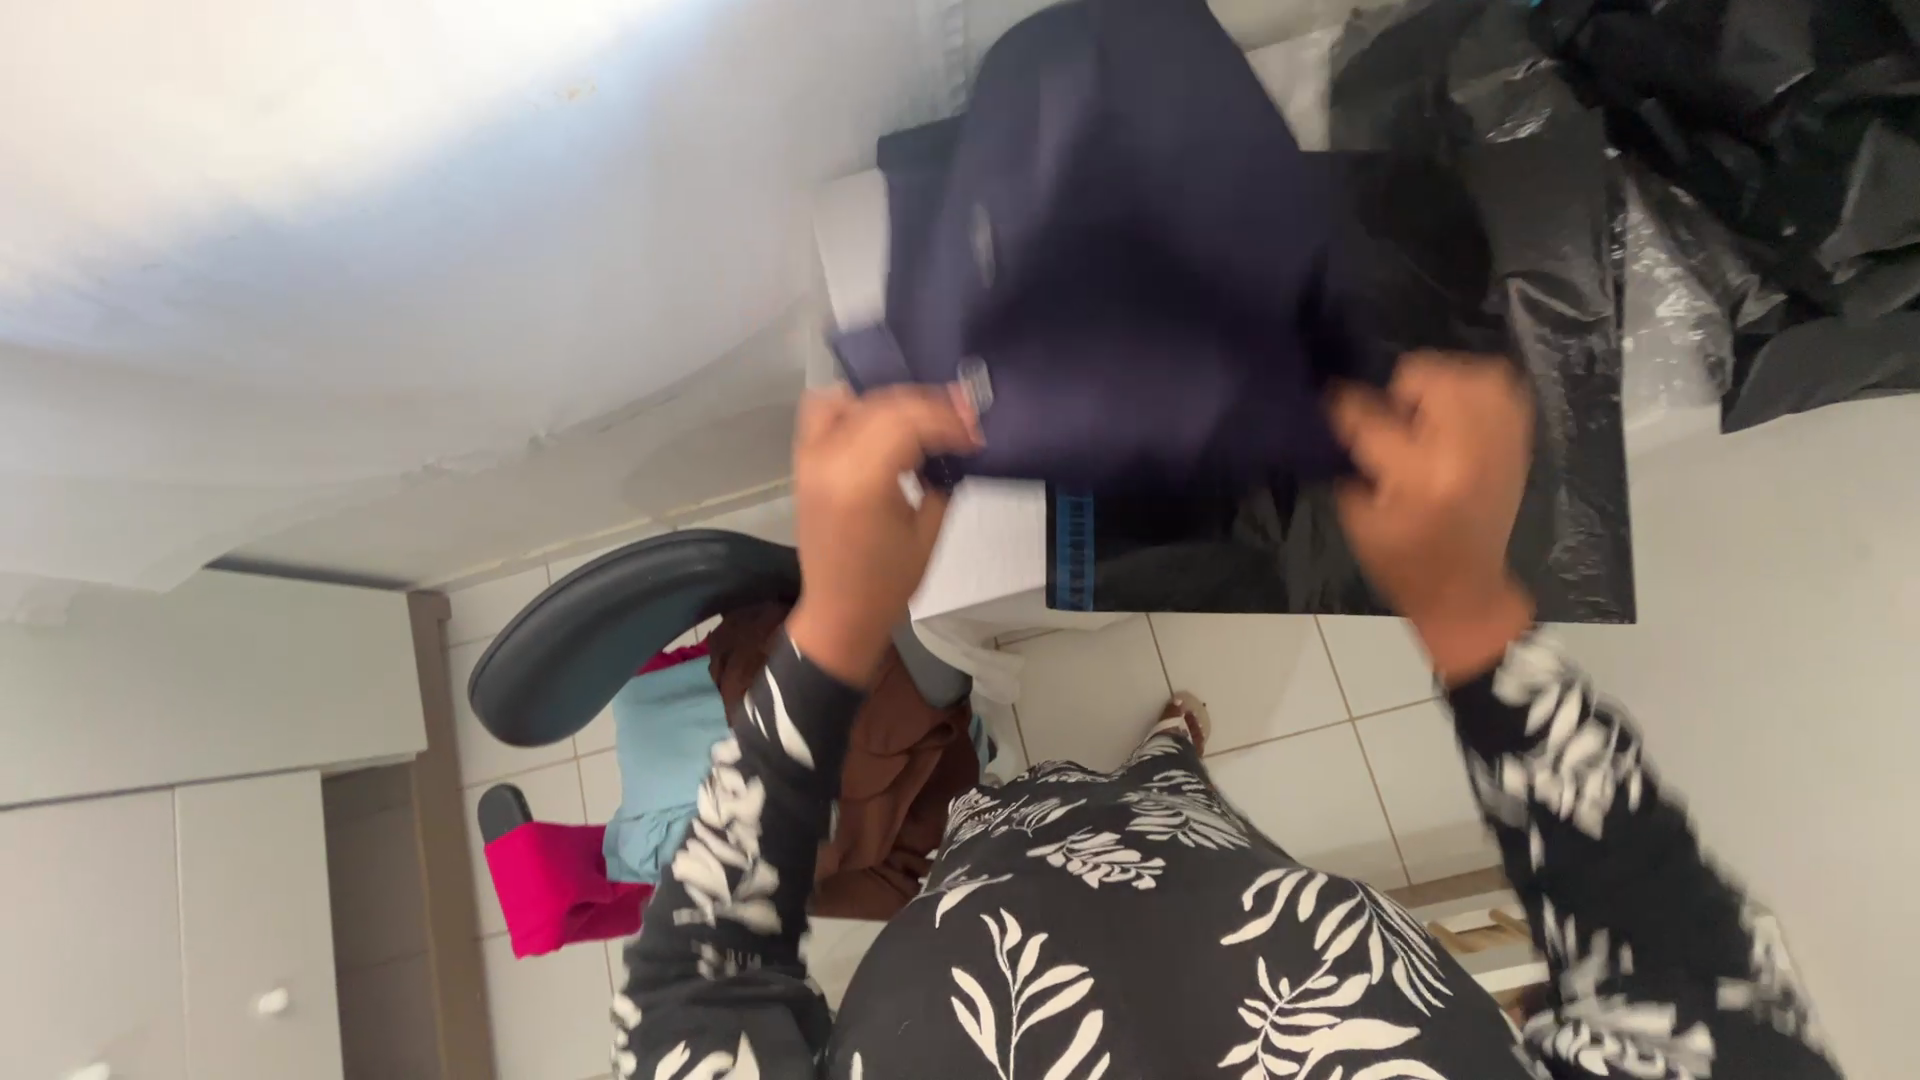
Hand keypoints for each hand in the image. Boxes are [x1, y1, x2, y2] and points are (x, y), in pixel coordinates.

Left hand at [785, 385, 982, 684]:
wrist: (840, 613)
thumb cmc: (888, 583)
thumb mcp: (929, 531)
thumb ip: (941, 480)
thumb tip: (955, 446)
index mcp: (863, 482)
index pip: (910, 423)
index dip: (949, 421)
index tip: (975, 433)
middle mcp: (830, 461)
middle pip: (885, 406)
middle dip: (930, 407)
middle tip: (963, 418)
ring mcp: (811, 459)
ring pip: (853, 401)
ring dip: (893, 402)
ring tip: (924, 418)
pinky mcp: (804, 464)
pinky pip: (823, 413)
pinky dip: (852, 406)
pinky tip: (880, 419)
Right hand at [1327, 351, 1536, 683]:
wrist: (1465, 591)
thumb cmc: (1400, 564)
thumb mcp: (1359, 518)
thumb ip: (1355, 461)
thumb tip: (1350, 420)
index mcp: (1417, 477)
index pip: (1372, 418)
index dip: (1344, 404)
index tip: (1331, 398)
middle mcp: (1466, 453)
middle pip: (1436, 380)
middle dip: (1403, 388)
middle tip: (1390, 412)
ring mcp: (1500, 447)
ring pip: (1477, 377)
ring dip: (1443, 382)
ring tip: (1425, 407)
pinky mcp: (1518, 448)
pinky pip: (1506, 393)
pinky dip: (1478, 390)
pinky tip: (1456, 410)